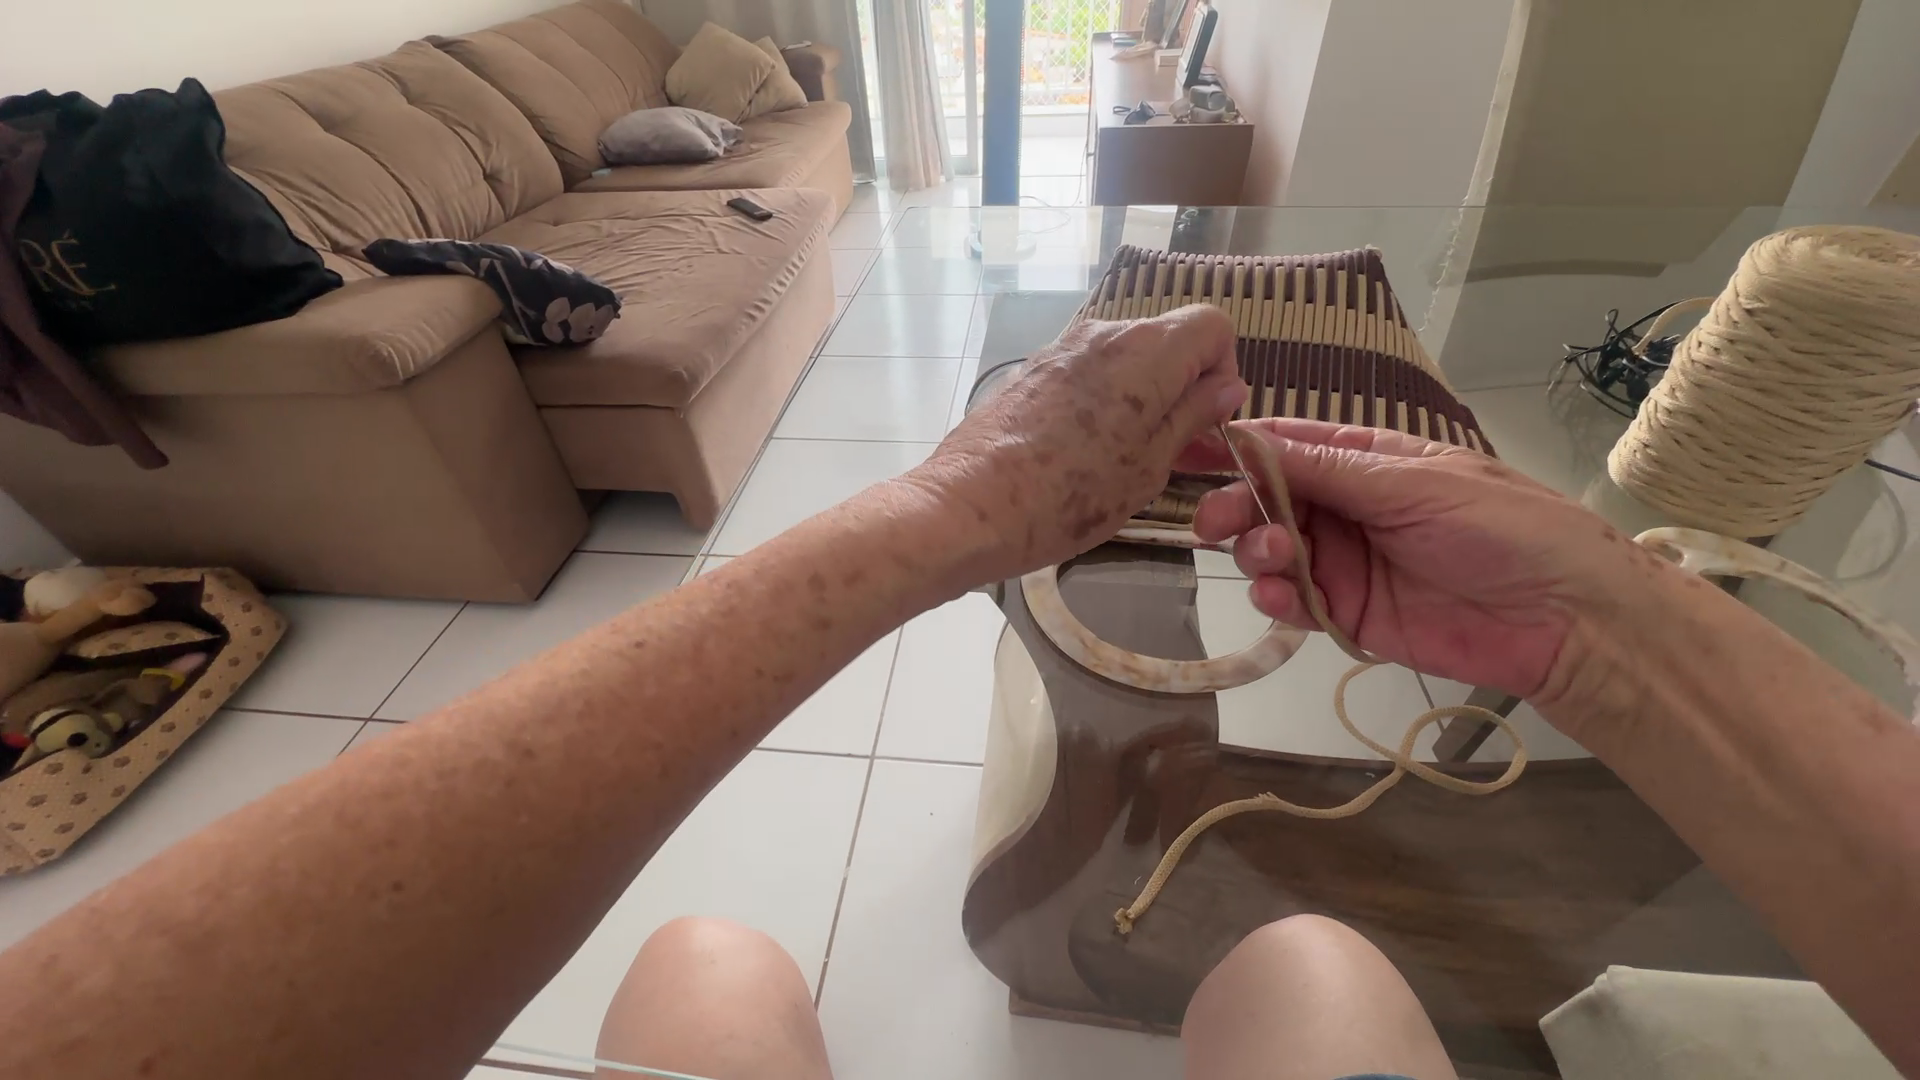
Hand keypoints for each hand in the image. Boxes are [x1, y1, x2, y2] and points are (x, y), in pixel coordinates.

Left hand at [907, 304, 1246, 583]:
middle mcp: (1104, 333)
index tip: (1205, 421)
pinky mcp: (1030, 371)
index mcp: (1146, 350)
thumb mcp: (1148, 467)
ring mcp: (1061, 349)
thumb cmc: (1070, 497)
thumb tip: (1228, 385)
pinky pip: (1086, 372)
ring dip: (1140, 395)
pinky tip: (1079, 449)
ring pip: (1125, 357)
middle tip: (1169, 448)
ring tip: (1120, 455)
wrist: (969, 507)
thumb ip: (1192, 417)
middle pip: (1167, 338)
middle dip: (1181, 385)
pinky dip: (1101, 399)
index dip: (1222, 370)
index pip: (1212, 325)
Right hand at [1188, 418, 1658, 699]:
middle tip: (1215, 521)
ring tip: (1274, 558)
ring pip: (1268, 551)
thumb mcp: (1412, 485)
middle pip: (1264, 502)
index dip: (1236, 448)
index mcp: (1363, 464)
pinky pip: (1290, 602)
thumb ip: (1326, 470)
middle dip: (1234, 507)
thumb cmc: (1502, 528)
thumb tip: (1251, 440)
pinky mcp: (1343, 612)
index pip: (1286, 447)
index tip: (1189, 453)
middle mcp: (1342, 509)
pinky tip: (1281, 598)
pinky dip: (1274, 599)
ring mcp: (1340, 562)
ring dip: (1255, 552)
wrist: (1563, 620)